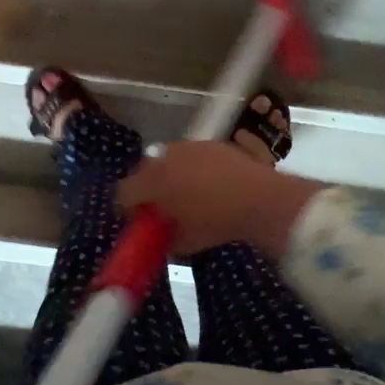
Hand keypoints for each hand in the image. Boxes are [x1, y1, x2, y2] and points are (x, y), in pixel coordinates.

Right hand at [115, 141, 323, 258]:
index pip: (123, 193)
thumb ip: (166, 240)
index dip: (127, 208)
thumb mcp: (186, 242)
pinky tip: (206, 182)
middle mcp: (164, 157)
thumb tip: (161, 240)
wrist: (260, 198)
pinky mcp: (210, 142)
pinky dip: (191, 166)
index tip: (137, 220)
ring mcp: (188, 146)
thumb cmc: (217, 223)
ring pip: (167, 159)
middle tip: (159, 206)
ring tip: (184, 193)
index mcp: (152, 182)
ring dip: (169, 174)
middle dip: (147, 188)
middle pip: (144, 171)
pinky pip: (191, 154)